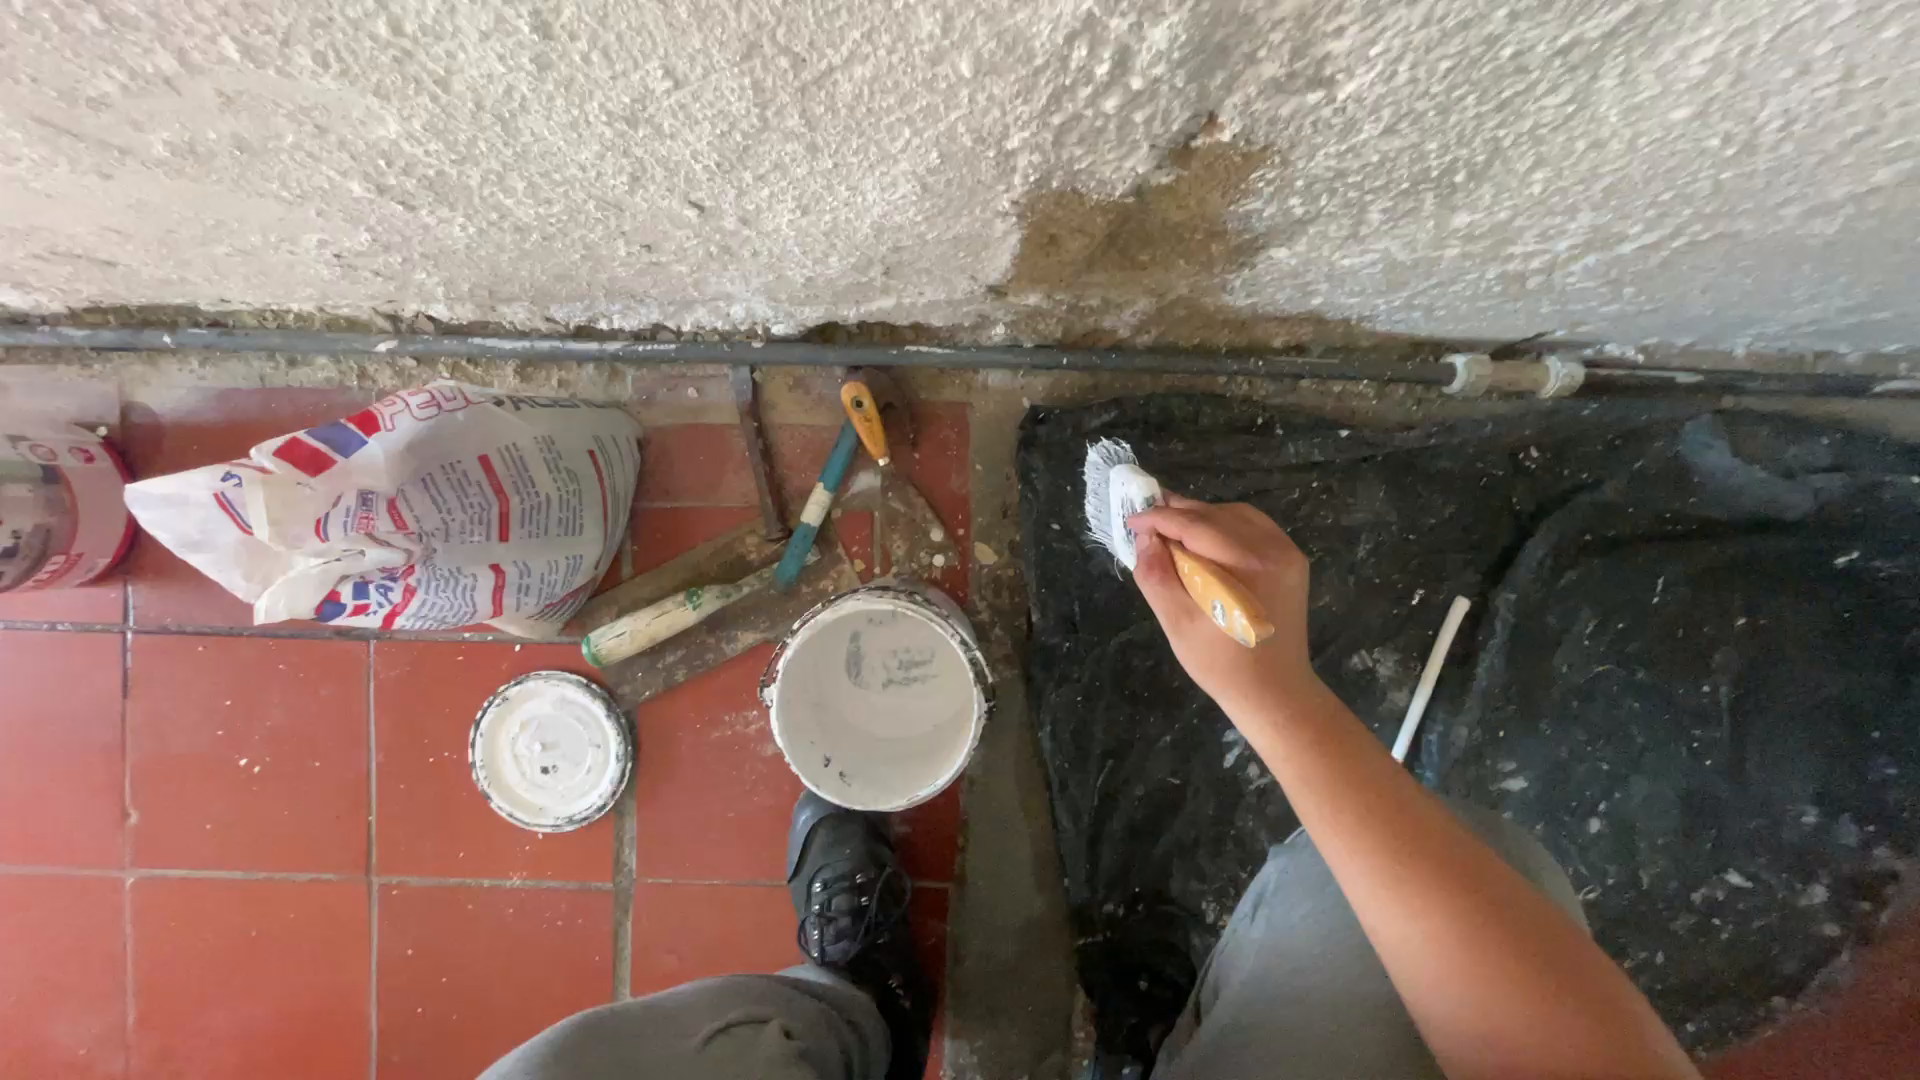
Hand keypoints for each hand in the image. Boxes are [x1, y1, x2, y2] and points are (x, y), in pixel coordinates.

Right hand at [1128, 495, 1323, 718]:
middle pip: (1216, 516)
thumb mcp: (1177, 623)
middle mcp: (1273, 550)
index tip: (1131, 521)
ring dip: (1200, 518)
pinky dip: (1224, 525)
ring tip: (1170, 529)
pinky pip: (1252, 528)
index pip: (1196, 526)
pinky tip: (1203, 539)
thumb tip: (1144, 539)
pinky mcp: (1290, 561)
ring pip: (1235, 516)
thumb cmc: (1221, 664)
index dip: (1160, 518)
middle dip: (1178, 513)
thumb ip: (1157, 576)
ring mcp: (1287, 553)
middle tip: (1145, 519)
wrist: (1273, 692)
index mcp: (1247, 565)